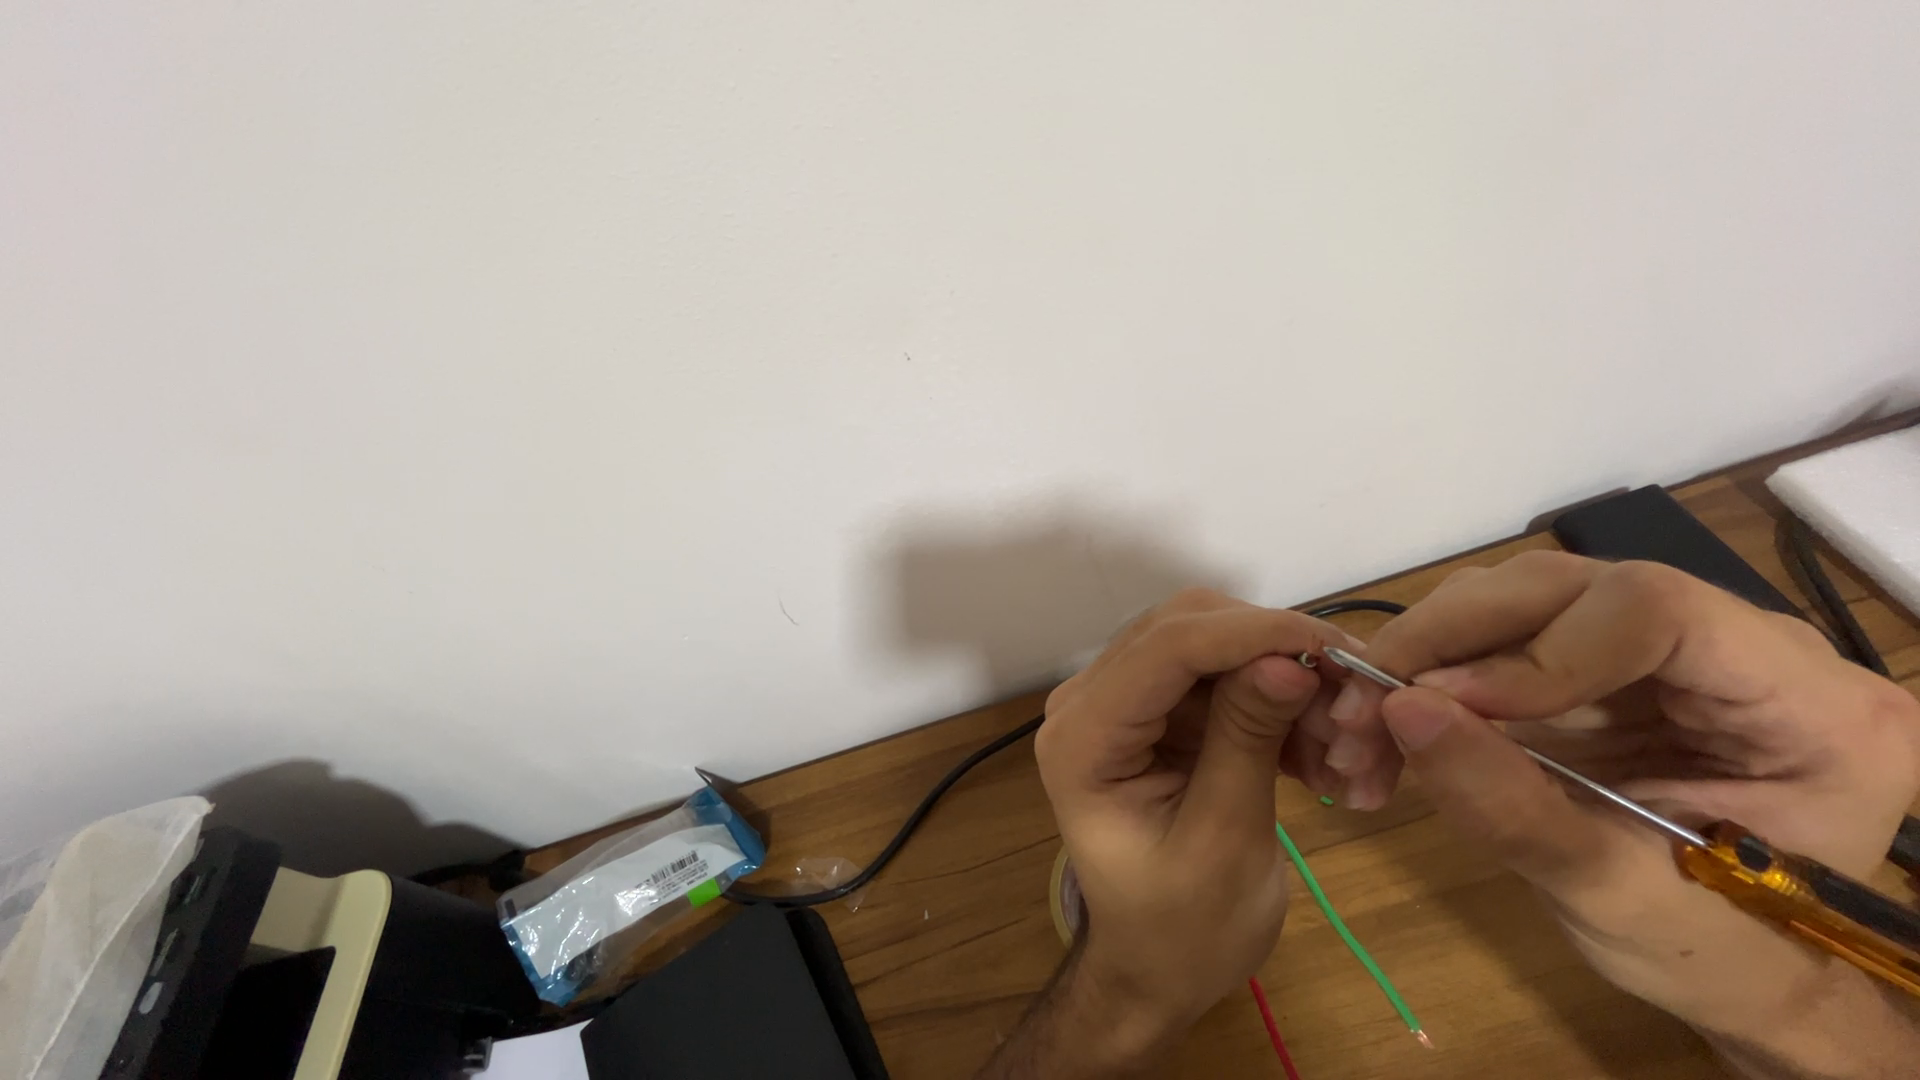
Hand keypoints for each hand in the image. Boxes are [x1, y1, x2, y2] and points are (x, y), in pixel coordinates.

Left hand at [1006, 589, 1342, 1073]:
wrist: (1157, 964)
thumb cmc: (1181, 930)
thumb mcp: (1223, 843)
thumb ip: (1246, 739)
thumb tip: (1289, 658)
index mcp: (1083, 737)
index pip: (1166, 648)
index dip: (1252, 634)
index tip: (1339, 651)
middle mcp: (1089, 701)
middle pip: (1188, 629)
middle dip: (1275, 654)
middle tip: (1352, 708)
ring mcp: (1121, 701)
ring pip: (1214, 645)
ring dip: (1285, 681)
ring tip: (1342, 749)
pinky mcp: (1156, 711)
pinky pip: (1223, 677)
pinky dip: (1277, 703)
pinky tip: (1318, 754)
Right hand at [1348, 552, 1919, 1076]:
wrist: (1723, 962)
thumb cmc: (1708, 951)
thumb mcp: (1614, 898)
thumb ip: (1510, 806)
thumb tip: (1397, 706)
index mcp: (1801, 701)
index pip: (1652, 611)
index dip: (1535, 649)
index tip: (1441, 708)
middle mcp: (1728, 642)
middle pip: (1556, 588)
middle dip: (1439, 642)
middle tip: (1360, 708)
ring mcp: (1645, 644)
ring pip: (1503, 600)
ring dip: (1412, 657)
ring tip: (1359, 730)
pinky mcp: (1581, 658)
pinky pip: (1479, 637)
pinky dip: (1414, 677)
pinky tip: (1381, 729)